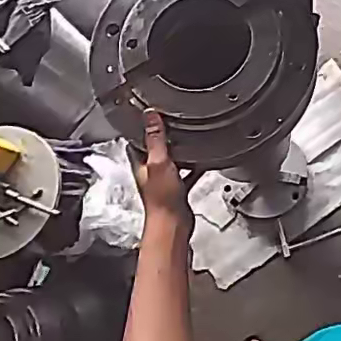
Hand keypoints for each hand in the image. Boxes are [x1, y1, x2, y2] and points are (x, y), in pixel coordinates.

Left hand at [133, 109, 193, 240]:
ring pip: (171, 160)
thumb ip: (155, 139)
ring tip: (189, 136)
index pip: (136, 141)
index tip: (149, 114)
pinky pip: (187, 172)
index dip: (141, 127)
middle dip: (162, 136)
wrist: (173, 226)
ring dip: (178, 150)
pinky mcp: (178, 189)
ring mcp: (164, 181)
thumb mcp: (159, 162)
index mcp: (141, 164)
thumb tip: (150, 116)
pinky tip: (203, 160)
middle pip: (155, 149)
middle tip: (172, 121)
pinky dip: (194, 165)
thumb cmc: (161, 200)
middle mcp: (151, 172)